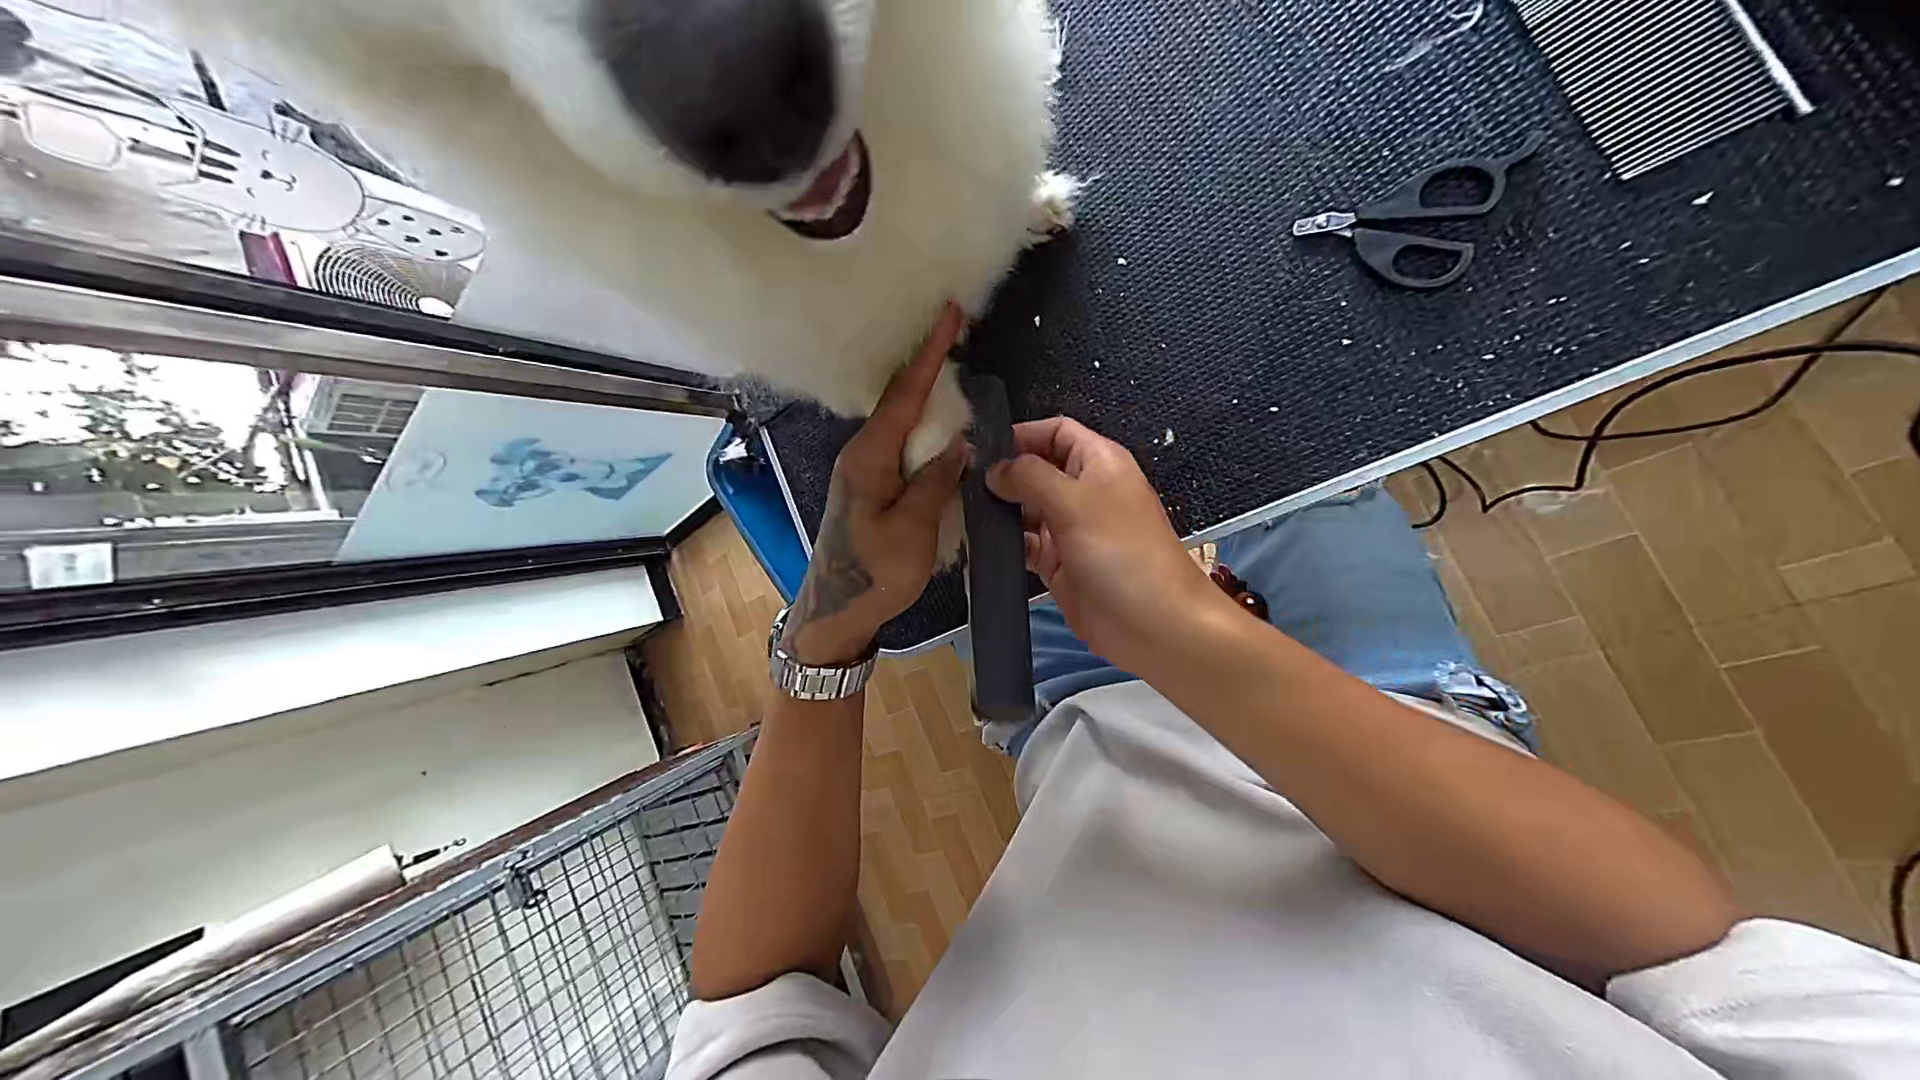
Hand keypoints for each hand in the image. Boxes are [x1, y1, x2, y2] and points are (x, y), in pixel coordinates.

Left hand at [780, 303, 969, 665]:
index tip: (950, 313)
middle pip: (897, 399)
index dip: (929, 353)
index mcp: (869, 457)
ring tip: (954, 371)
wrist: (837, 610)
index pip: (903, 394)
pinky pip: (899, 443)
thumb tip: (959, 444)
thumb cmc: (874, 573)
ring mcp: (862, 469)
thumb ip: (935, 481)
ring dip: (925, 394)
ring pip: (898, 421)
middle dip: (927, 364)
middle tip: (957, 333)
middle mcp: (861, 453)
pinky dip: (922, 426)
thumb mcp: (912, 529)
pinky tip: (940, 426)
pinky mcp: (869, 485)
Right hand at [986, 416, 1235, 673]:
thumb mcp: (1075, 501)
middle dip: (1004, 474)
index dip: (1022, 435)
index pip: (1055, 432)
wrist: (1153, 624)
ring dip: (1000, 510)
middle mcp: (1083, 491)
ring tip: (964, 511)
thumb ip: (1030, 477)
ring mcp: (1069, 529)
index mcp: (1098, 463)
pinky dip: (1005, 543)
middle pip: (1036, 470)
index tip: (982, 450)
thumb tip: (995, 470)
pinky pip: (1025, 545)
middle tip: (963, 482)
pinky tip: (980, 543)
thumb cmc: (1122, 552)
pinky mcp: (1058, 564)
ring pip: (1026, 509)